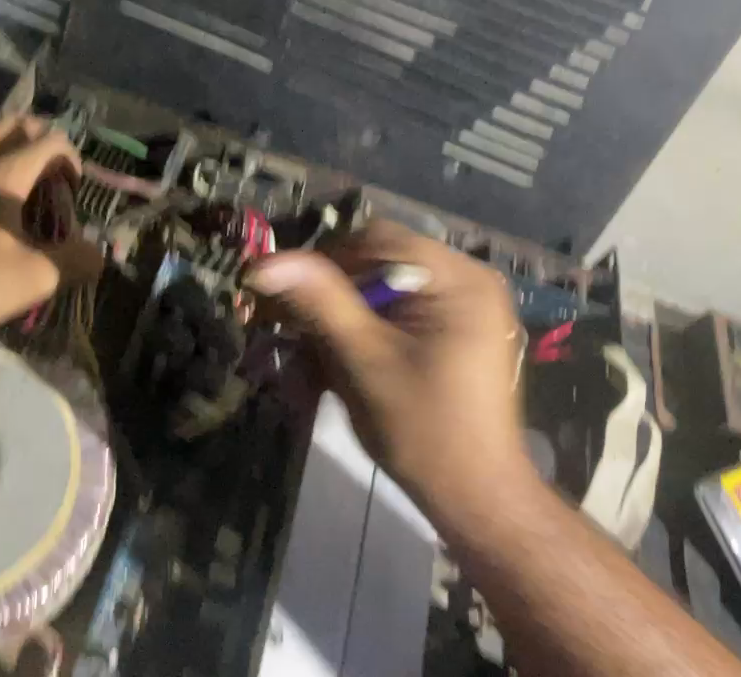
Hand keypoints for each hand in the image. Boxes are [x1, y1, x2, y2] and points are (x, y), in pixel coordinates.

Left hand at [0, 115, 98, 345]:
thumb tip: (99, 255)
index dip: (69, 155)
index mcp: (2, 175)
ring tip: (2, 167)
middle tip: (43, 165)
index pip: (47, 140)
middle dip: (33, 135)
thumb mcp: (34, 279)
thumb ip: (73, 261)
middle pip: (6, 124)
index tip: (72, 187)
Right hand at [247, 222, 532, 517]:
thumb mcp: (364, 361)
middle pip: (378, 265)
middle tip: (289, 331)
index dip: (325, 262)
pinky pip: (397, 317)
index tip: (287, 298)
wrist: (477, 500)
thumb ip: (319, 302)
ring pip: (382, 294)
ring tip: (309, 364)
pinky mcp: (454, 335)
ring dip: (340, 324)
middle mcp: (467, 282)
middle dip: (330, 300)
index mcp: (459, 279)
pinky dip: (363, 339)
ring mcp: (464, 309)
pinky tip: (336, 373)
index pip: (376, 239)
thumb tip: (263, 262)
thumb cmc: (425, 431)